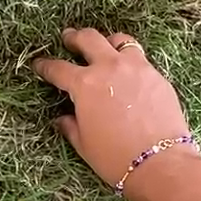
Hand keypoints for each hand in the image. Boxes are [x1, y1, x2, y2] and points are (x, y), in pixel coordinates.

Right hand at [32, 28, 199, 192]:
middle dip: (75, 37)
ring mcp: (137, 68)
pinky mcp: (157, 76)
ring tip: (104, 48)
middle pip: (89, 39)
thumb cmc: (115, 157)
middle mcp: (109, 68)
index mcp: (84, 84)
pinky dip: (129, 60)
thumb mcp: (84, 144)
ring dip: (107, 42)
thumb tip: (62, 119)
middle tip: (69, 38)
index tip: (39, 65)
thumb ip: (70, 126)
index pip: (58, 69)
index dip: (45, 66)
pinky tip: (128, 72)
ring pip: (119, 40)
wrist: (160, 164)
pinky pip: (140, 58)